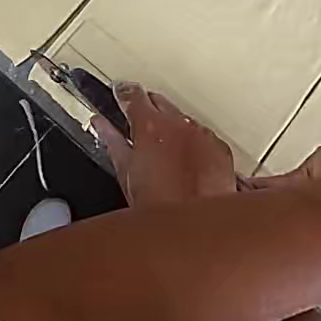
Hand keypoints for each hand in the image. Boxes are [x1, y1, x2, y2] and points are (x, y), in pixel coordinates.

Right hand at [93, 83, 237, 207]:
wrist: (195, 228)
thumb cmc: (160, 204)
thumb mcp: (125, 172)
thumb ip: (111, 140)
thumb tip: (101, 125)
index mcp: (150, 125)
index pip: (133, 94)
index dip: (123, 92)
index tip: (119, 92)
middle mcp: (179, 124)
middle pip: (159, 101)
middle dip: (147, 108)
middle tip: (138, 123)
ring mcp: (202, 134)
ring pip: (182, 119)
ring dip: (171, 127)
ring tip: (162, 151)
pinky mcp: (219, 148)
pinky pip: (202, 135)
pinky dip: (192, 142)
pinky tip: (185, 162)